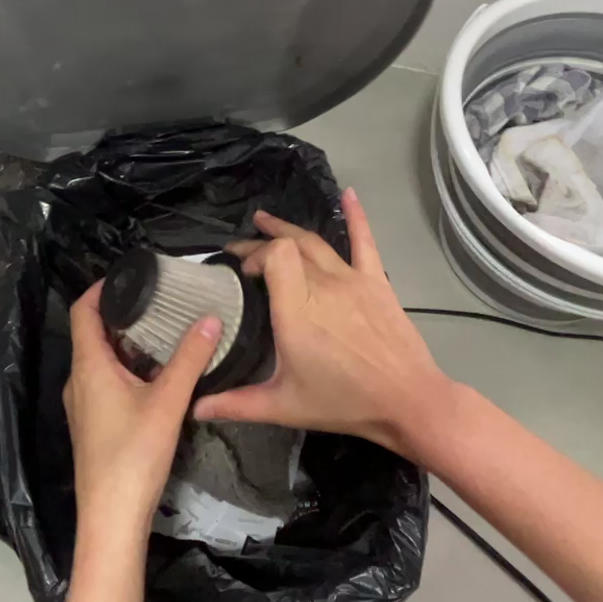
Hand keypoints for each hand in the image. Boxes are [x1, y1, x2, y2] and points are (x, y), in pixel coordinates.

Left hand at [63, 280, 222, 533]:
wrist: (111, 519)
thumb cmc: (133, 454)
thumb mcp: (168, 402)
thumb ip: (189, 359)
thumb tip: (211, 318)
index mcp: (88, 366)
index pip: (82, 311)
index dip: (100, 289)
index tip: (129, 276)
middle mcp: (79, 381)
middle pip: (93, 334)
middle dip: (122, 315)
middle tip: (158, 301)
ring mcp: (83, 406)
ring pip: (101, 361)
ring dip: (127, 344)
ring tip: (163, 332)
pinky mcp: (93, 426)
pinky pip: (105, 383)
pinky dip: (127, 369)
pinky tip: (156, 376)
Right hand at [193, 188, 453, 457]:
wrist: (408, 401)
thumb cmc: (343, 403)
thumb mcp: (283, 407)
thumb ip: (236, 404)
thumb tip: (194, 408)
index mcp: (297, 310)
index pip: (273, 257)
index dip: (254, 255)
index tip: (242, 272)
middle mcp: (322, 286)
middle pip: (289, 246)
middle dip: (261, 243)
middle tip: (242, 248)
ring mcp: (352, 280)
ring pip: (316, 242)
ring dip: (289, 229)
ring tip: (267, 220)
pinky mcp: (377, 282)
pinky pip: (364, 242)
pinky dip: (356, 215)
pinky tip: (349, 193)